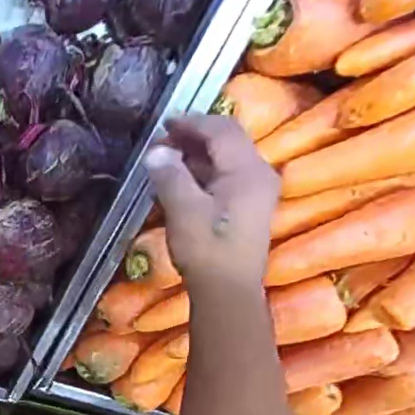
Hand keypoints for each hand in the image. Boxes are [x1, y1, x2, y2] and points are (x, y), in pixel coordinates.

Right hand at [146, 114, 279, 293]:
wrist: (227, 292)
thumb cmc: (207, 250)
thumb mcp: (183, 210)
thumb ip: (170, 176)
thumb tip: (156, 152)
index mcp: (248, 170)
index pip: (222, 131)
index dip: (192, 122)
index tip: (164, 123)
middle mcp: (259, 175)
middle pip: (227, 142)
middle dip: (194, 137)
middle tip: (163, 139)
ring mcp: (256, 193)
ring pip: (226, 161)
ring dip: (196, 155)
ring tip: (167, 158)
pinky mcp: (247, 210)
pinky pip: (225, 178)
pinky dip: (202, 173)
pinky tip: (181, 180)